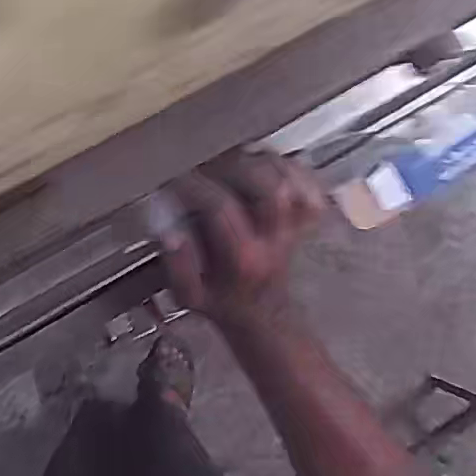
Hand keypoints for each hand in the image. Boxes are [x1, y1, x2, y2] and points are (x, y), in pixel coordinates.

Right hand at [157, 151, 324, 329]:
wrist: (262, 314)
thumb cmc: (224, 300)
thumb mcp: (190, 296)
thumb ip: (178, 268)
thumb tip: (171, 235)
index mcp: (244, 257)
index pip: (219, 206)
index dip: (192, 188)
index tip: (174, 182)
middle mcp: (273, 238)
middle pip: (265, 186)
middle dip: (230, 168)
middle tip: (207, 166)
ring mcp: (293, 225)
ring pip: (286, 178)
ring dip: (256, 163)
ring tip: (231, 162)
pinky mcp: (304, 217)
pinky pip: (304, 180)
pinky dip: (286, 166)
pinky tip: (264, 164)